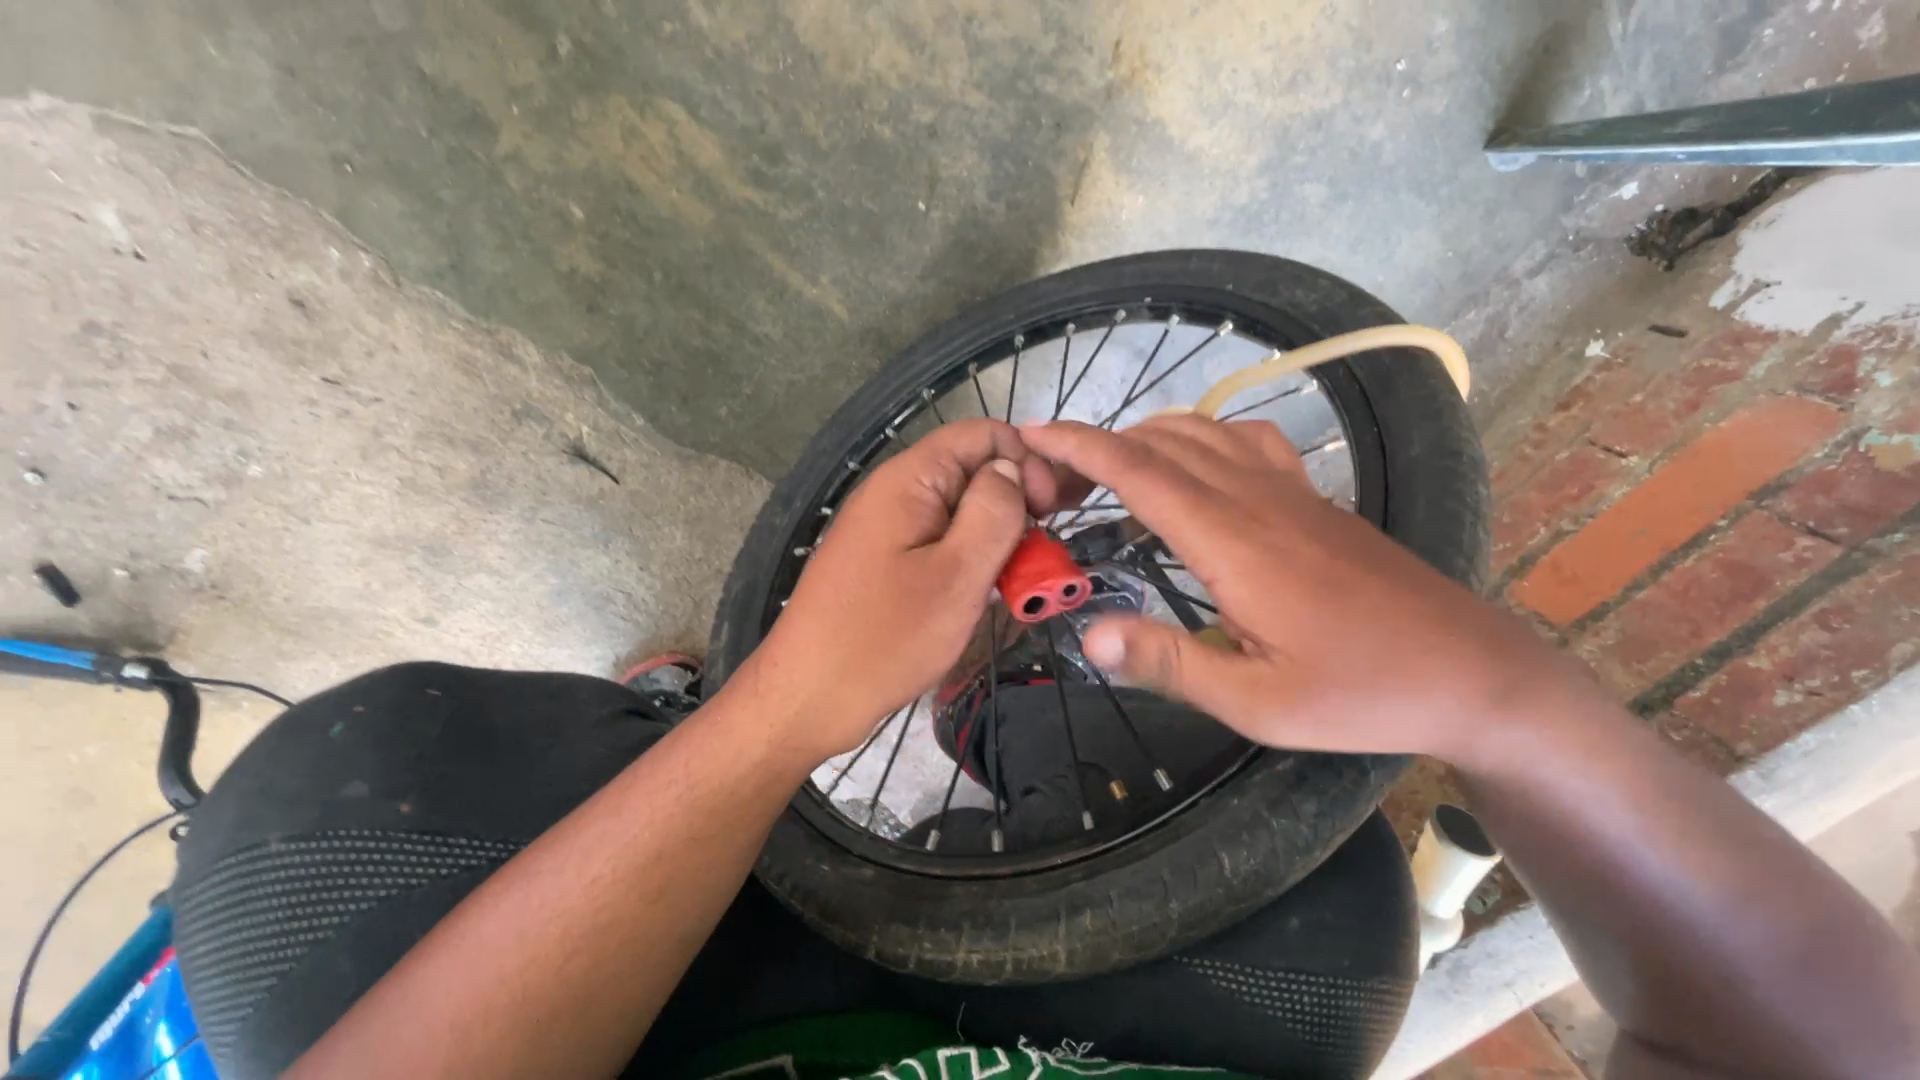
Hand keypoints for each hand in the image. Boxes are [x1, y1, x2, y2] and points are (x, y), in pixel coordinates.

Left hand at [734, 418, 1058, 763]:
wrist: (808, 698)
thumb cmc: (885, 638)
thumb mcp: (957, 575)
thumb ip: (994, 513)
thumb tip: (1012, 469)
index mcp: (909, 480)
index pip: (981, 434)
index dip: (1024, 461)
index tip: (1049, 514)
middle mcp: (895, 494)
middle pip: (971, 472)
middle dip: (1016, 505)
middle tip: (1042, 558)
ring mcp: (888, 530)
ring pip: (960, 514)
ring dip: (997, 541)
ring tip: (1020, 583)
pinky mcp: (886, 565)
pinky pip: (939, 545)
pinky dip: (970, 563)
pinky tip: (986, 596)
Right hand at [1020, 416, 1577, 761]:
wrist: (1470, 672)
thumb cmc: (1360, 693)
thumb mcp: (1256, 703)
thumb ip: (1170, 663)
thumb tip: (1090, 634)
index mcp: (1234, 541)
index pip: (1141, 471)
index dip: (1079, 446)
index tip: (1031, 433)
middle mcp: (1258, 499)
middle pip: (1164, 441)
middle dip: (1098, 444)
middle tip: (1051, 477)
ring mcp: (1292, 492)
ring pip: (1206, 432)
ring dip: (1146, 437)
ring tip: (1108, 469)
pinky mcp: (1314, 500)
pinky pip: (1246, 442)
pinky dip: (1200, 438)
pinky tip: (1196, 467)